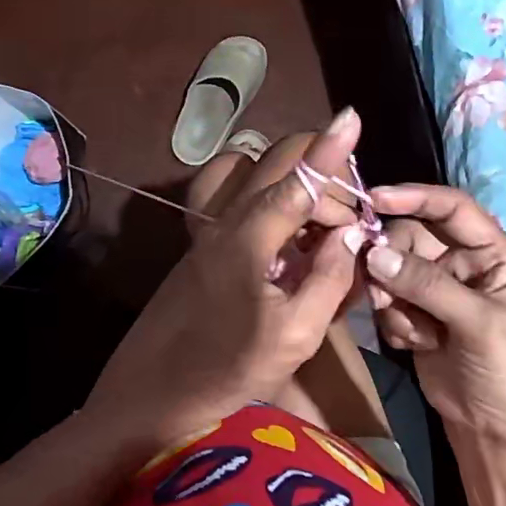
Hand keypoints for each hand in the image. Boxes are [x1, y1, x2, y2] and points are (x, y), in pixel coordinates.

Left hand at [84, 113, 366, 442]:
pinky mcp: (197, 242)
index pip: (297, 181)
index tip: (351, 116)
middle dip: (317, 166)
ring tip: (315, 211)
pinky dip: (258, 188)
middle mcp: (223, 220)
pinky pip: (227, 192)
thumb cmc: (228, 369)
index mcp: (249, 239)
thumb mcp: (295, 335)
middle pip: (271, 163)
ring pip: (245, 170)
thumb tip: (350, 234)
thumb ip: (329, 279)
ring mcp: (204, 228)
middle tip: (349, 207)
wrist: (153, 389)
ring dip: (285, 174)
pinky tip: (276, 225)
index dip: (329, 149)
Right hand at [362, 185, 505, 453]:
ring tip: (409, 330)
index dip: (414, 197)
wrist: (494, 431)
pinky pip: (385, 297)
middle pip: (409, 237)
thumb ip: (428, 285)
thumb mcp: (479, 324)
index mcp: (493, 252)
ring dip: (390, 297)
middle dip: (392, 262)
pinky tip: (414, 344)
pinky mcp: (413, 312)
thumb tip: (373, 253)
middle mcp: (461, 262)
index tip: (373, 199)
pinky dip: (391, 319)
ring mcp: (434, 288)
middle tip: (383, 293)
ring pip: (390, 267)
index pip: (451, 208)